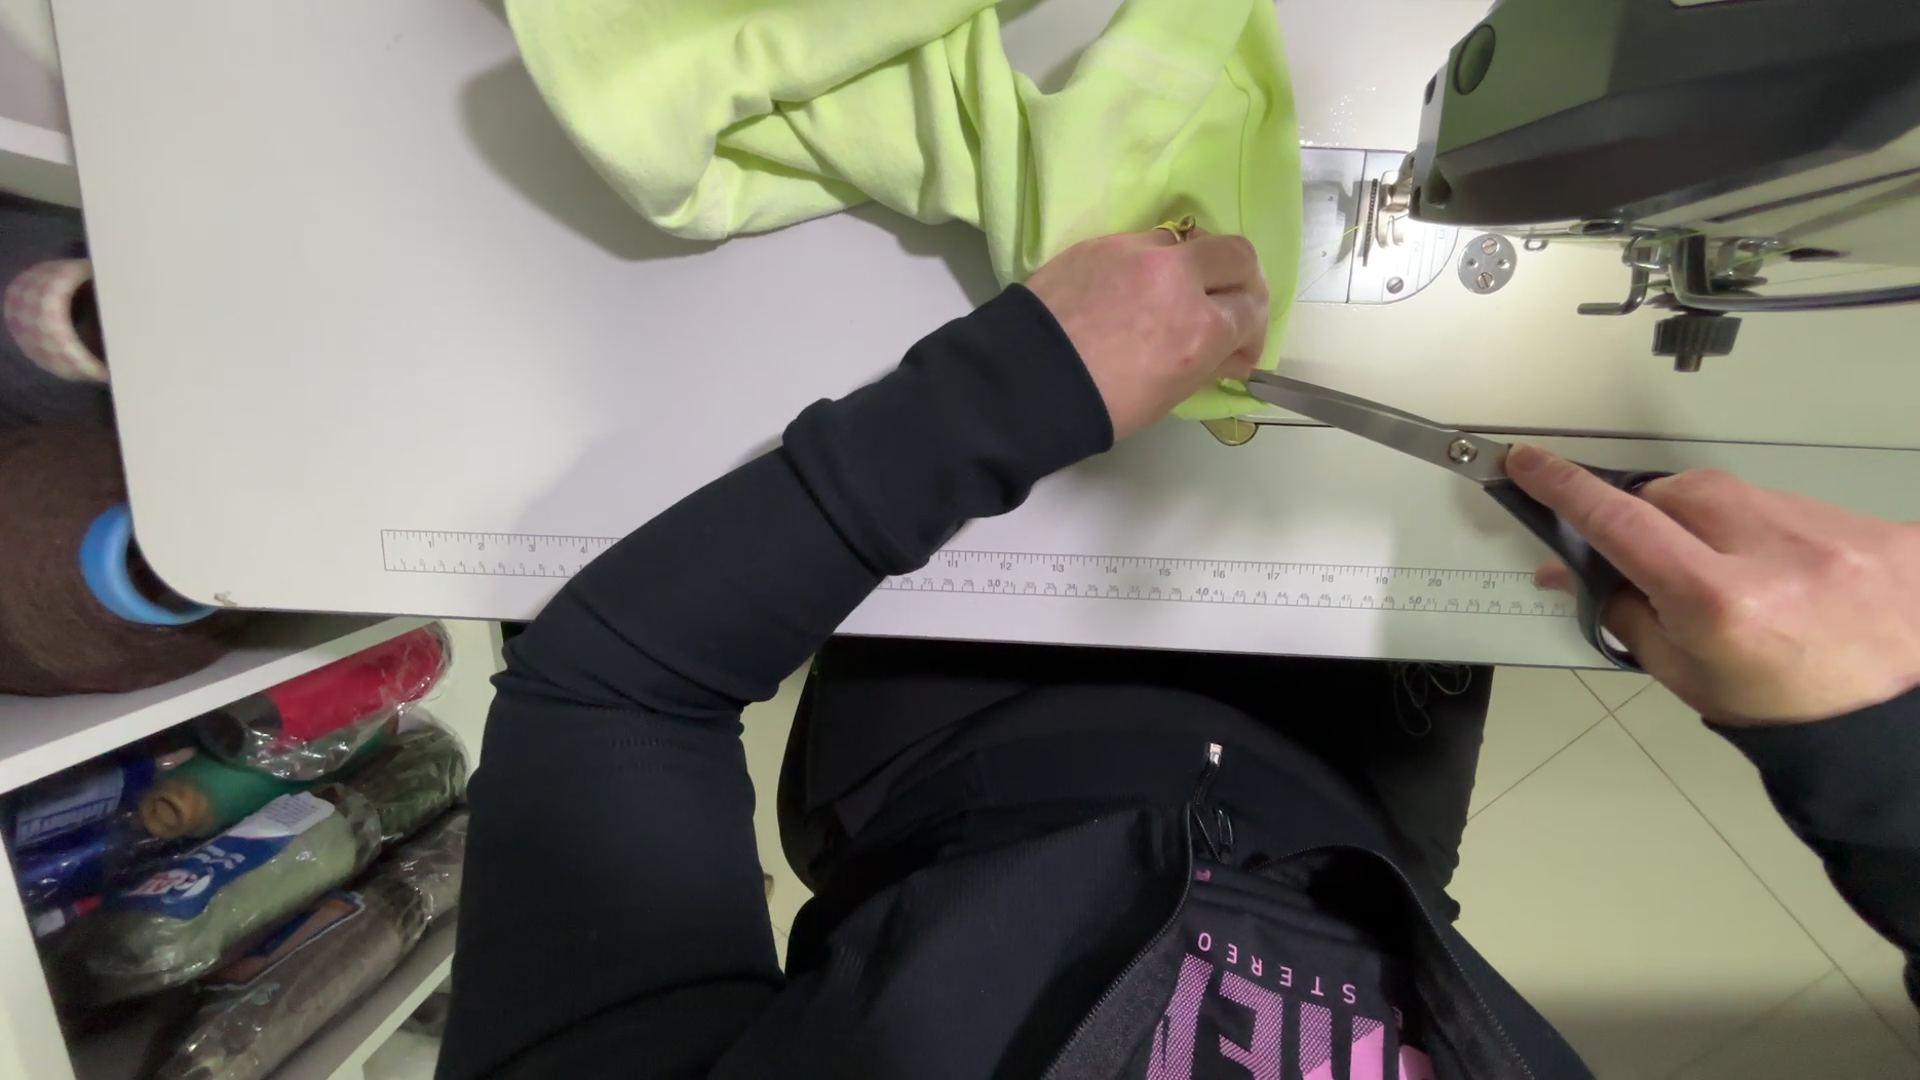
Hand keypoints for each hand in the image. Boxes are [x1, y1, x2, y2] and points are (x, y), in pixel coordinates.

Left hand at [1025, 228, 1268, 439]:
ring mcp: (1137, 253)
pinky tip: (1130, 291)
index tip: (1239, 349)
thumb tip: (1233, 354)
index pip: (1251, 311)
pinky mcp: (1100, 244)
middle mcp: (1178, 278)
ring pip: (1186, 243)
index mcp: (1201, 327)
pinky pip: (1141, 244)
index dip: (1251, 333)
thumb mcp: (1165, 398)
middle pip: (1235, 255)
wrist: (1023, 385)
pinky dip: (1148, 265)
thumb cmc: (1099, 407)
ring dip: (1191, 268)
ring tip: (1172, 296)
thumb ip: (1207, 366)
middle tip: (1227, 305)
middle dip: (1240, 281)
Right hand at [1508, 445, 1919, 725]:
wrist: (1894, 723)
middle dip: (1653, 508)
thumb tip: (1559, 565)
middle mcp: (1784, 558)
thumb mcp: (1671, 661)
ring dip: (1714, 516)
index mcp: (1718, 601)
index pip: (1621, 524)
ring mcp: (1847, 539)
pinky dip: (1773, 528)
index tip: (1528, 462)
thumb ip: (1615, 603)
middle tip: (1657, 548)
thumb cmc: (1765, 699)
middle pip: (1680, 491)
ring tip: (1734, 563)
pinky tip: (1790, 568)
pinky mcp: (1894, 533)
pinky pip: (1800, 504)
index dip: (1566, 488)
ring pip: (1740, 491)